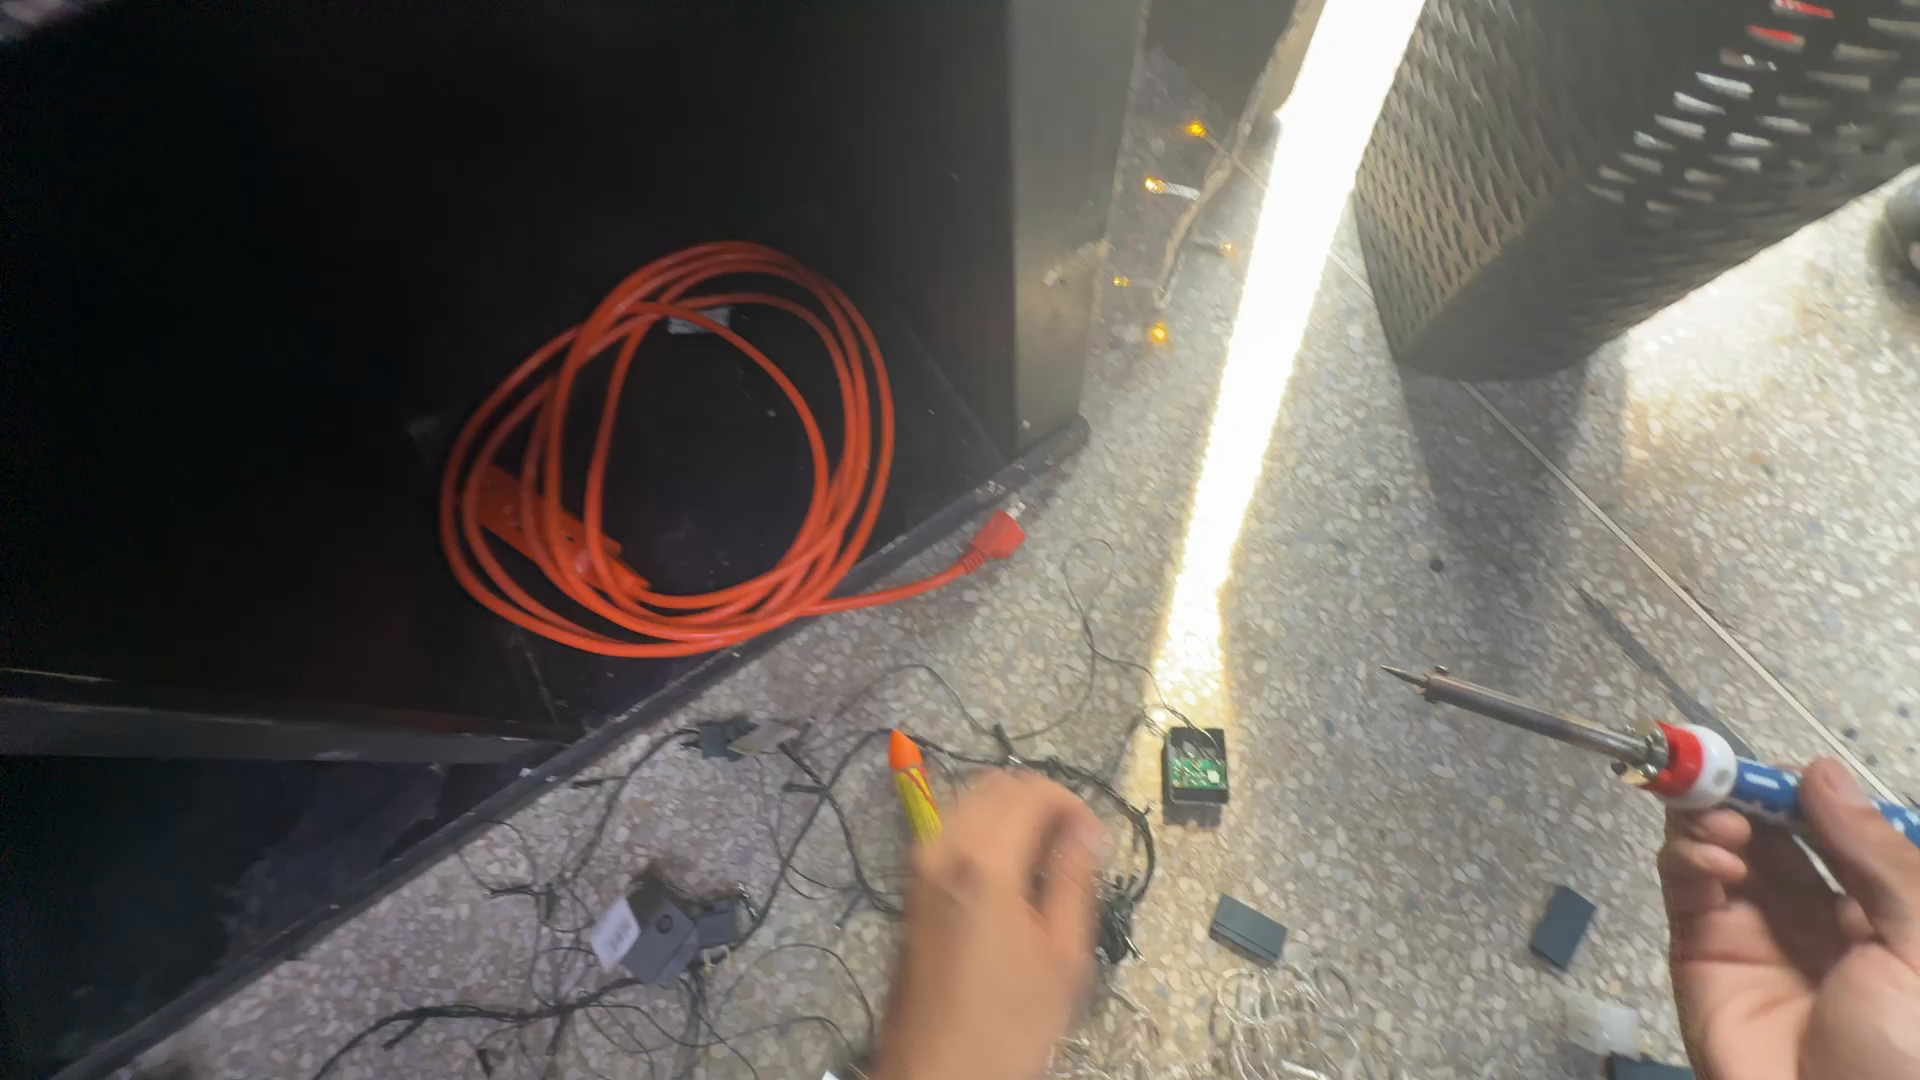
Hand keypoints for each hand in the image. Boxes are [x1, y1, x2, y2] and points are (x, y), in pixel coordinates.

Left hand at [870, 769, 1109, 1079]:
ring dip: (1011, 807)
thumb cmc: (1009, 1022)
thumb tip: (1086, 831)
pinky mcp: (913, 880)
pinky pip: (951, 822)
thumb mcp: (1063, 957)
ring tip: (1046, 852)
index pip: (1033, 792)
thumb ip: (1075, 879)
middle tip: (1075, 843)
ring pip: (971, 797)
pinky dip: (984, 822)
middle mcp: (946, 844)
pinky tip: (1009, 863)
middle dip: (1042, 800)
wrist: (935, 1071)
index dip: (1073, 803)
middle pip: (998, 783)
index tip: (1097, 839)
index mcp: (985, 859)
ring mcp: (922, 860)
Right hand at [1659, 758, 1919, 1079]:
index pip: (1846, 838)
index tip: (1784, 769)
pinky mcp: (1698, 942)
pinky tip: (1709, 862)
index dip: (1813, 799)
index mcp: (1896, 921)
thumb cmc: (1916, 1053)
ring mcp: (1757, 929)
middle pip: (1777, 835)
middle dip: (1749, 799)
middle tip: (1722, 774)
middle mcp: (1827, 918)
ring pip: (1723, 849)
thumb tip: (1821, 769)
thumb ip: (1880, 862)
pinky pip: (1685, 884)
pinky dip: (1687, 857)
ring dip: (1713, 822)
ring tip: (1721, 825)